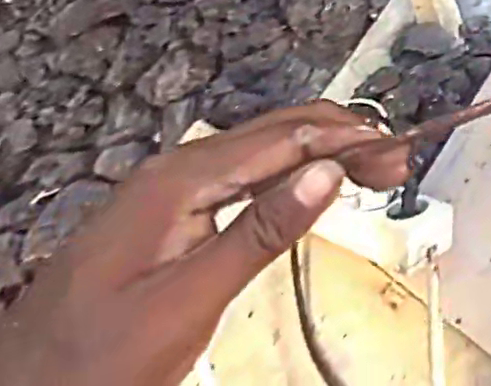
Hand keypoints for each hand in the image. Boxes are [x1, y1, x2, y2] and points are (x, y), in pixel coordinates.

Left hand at [0, 101, 407, 385]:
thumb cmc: (90, 368)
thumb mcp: (183, 306)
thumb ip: (261, 231)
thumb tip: (330, 168)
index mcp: (182, 177)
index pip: (290, 136)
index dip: (351, 138)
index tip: (399, 151)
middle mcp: (180, 166)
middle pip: (283, 129)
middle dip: (346, 135)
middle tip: (397, 161)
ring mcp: (172, 186)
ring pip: (269, 146)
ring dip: (325, 151)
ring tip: (373, 169)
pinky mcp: (172, 210)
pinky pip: (248, 173)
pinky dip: (295, 172)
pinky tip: (316, 185)